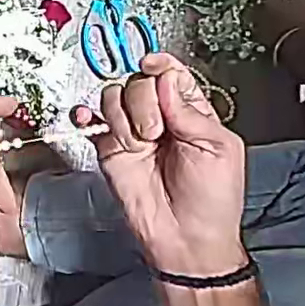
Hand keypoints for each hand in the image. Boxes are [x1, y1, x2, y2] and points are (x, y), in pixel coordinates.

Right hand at [76, 54, 247, 276]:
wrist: (187, 240)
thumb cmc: (213, 199)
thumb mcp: (218, 149)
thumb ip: (191, 112)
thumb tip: (166, 78)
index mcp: (189, 110)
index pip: (170, 73)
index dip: (160, 65)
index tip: (152, 67)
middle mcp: (159, 115)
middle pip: (139, 81)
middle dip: (144, 102)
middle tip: (156, 132)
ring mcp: (133, 130)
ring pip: (114, 96)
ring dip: (124, 117)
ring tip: (140, 144)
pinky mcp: (111, 148)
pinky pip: (93, 121)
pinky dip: (87, 115)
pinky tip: (90, 120)